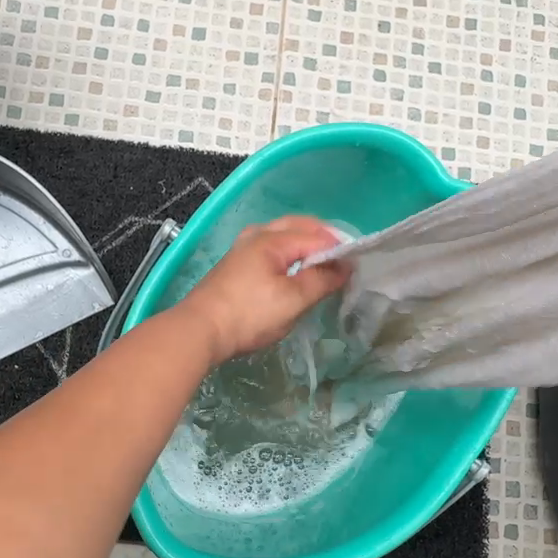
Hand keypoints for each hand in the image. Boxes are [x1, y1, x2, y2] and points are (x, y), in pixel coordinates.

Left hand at [174, 216, 349, 362]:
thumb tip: (345, 266)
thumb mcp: (292, 300)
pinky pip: (270, 249)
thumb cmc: (248, 315)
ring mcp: (243, 249)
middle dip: (323, 239)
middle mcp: (256, 236)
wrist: (200, 330)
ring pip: (282, 236)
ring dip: (304, 244)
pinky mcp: (236, 265)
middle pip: (298, 227)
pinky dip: (288, 254)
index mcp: (272, 239)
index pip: (317, 236)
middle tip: (342, 261)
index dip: (340, 250)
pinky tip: (293, 271)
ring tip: (321, 265)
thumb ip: (321, 280)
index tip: (357, 268)